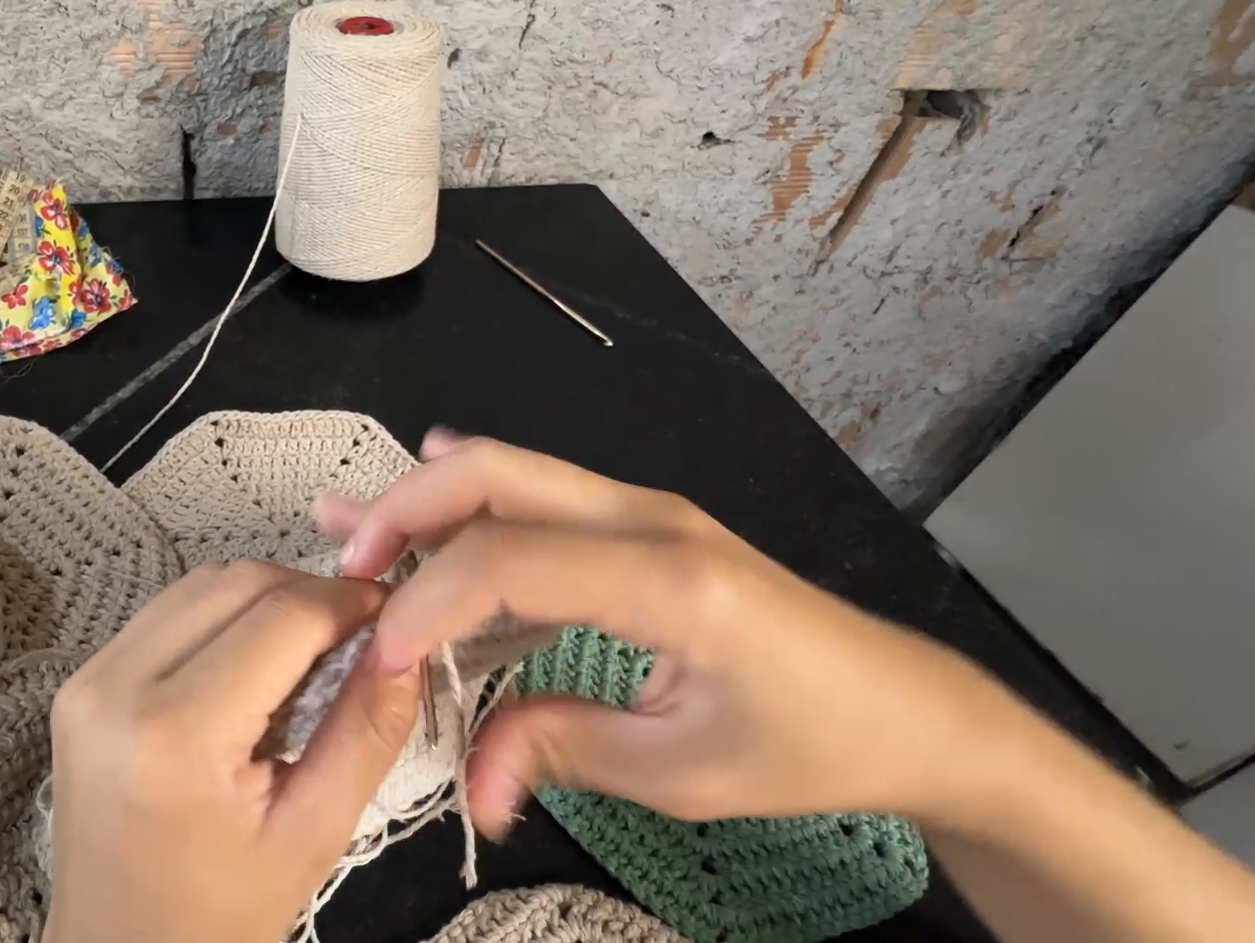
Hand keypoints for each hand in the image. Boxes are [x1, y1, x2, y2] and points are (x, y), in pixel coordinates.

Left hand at [44, 561, 421, 942]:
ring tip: (308, 648)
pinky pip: (173, 608)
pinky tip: (254, 658)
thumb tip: (404, 642)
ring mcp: (90, 672)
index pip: (283, 616)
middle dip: (311, 592)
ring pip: (205, 583)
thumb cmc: (223, 914)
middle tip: (355, 634)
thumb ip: (367, 729)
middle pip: (240, 583)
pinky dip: (227, 613)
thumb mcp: (314, 834)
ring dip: (269, 596)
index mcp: (176, 735)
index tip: (391, 615)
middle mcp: (117, 684)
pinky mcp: (82, 674)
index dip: (348, 602)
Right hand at [318, 430, 1039, 834]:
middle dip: (405, 509)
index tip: (381, 655)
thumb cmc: (808, 745)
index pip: (507, 559)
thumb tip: (473, 787)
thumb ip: (560, 750)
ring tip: (356, 525)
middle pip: (493, 472)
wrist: (904, 704)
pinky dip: (468, 497)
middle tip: (350, 564)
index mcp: (667, 579)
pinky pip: (534, 490)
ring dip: (425, 497)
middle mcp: (645, 516)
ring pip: (506, 468)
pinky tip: (425, 486)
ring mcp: (640, 507)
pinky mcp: (634, 519)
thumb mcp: (682, 773)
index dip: (427, 600)